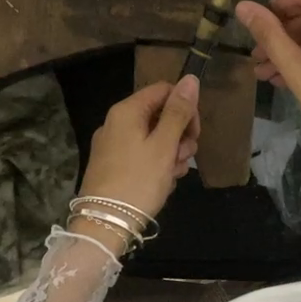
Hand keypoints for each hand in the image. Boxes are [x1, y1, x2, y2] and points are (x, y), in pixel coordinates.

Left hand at [79, 76, 200, 225]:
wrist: (106, 222)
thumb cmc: (138, 181)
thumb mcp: (164, 145)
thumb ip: (178, 112)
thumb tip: (190, 79)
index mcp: (127, 111)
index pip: (164, 91)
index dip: (185, 109)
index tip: (195, 134)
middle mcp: (116, 123)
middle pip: (159, 116)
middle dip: (179, 136)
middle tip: (184, 158)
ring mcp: (113, 146)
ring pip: (154, 139)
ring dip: (171, 154)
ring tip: (173, 175)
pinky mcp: (114, 166)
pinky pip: (143, 156)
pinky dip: (157, 166)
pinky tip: (162, 183)